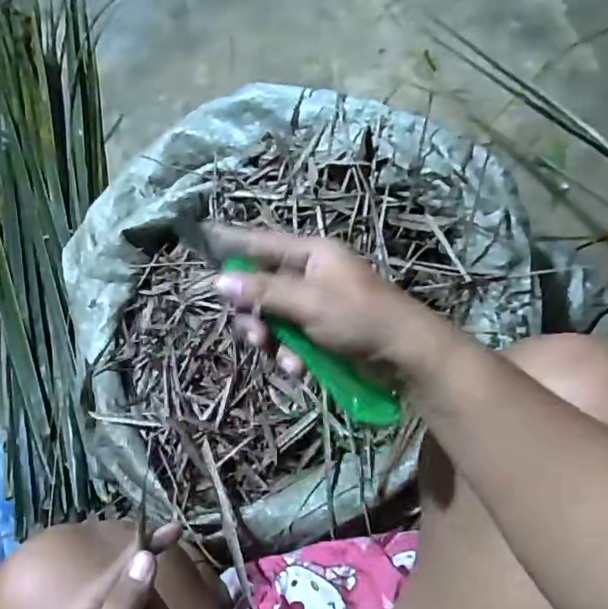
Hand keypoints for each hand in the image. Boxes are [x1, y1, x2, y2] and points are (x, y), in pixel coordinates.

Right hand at [205, 225, 453, 374]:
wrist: (406, 356)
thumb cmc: (362, 319)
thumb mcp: (309, 303)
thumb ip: (264, 293)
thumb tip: (219, 282)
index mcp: (311, 255)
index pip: (261, 243)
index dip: (232, 242)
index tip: (202, 237)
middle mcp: (309, 277)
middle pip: (259, 290)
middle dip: (255, 318)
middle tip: (257, 338)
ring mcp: (313, 307)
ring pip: (270, 321)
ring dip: (272, 344)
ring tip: (286, 362)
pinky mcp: (318, 334)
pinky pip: (287, 341)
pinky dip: (289, 357)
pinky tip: (299, 371)